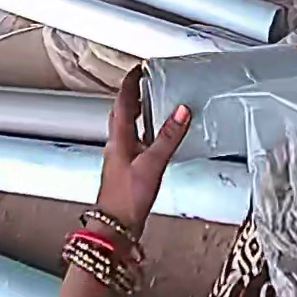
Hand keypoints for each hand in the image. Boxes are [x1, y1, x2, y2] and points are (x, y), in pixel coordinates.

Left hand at [95, 67, 189, 234]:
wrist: (115, 228)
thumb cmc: (128, 198)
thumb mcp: (152, 163)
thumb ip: (168, 137)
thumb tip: (181, 110)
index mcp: (119, 137)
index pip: (123, 101)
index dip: (130, 82)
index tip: (139, 68)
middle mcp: (116, 144)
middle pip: (122, 111)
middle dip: (133, 94)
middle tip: (146, 82)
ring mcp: (119, 157)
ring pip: (126, 126)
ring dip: (136, 111)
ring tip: (150, 103)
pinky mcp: (125, 169)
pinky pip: (132, 140)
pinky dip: (141, 130)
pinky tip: (152, 138)